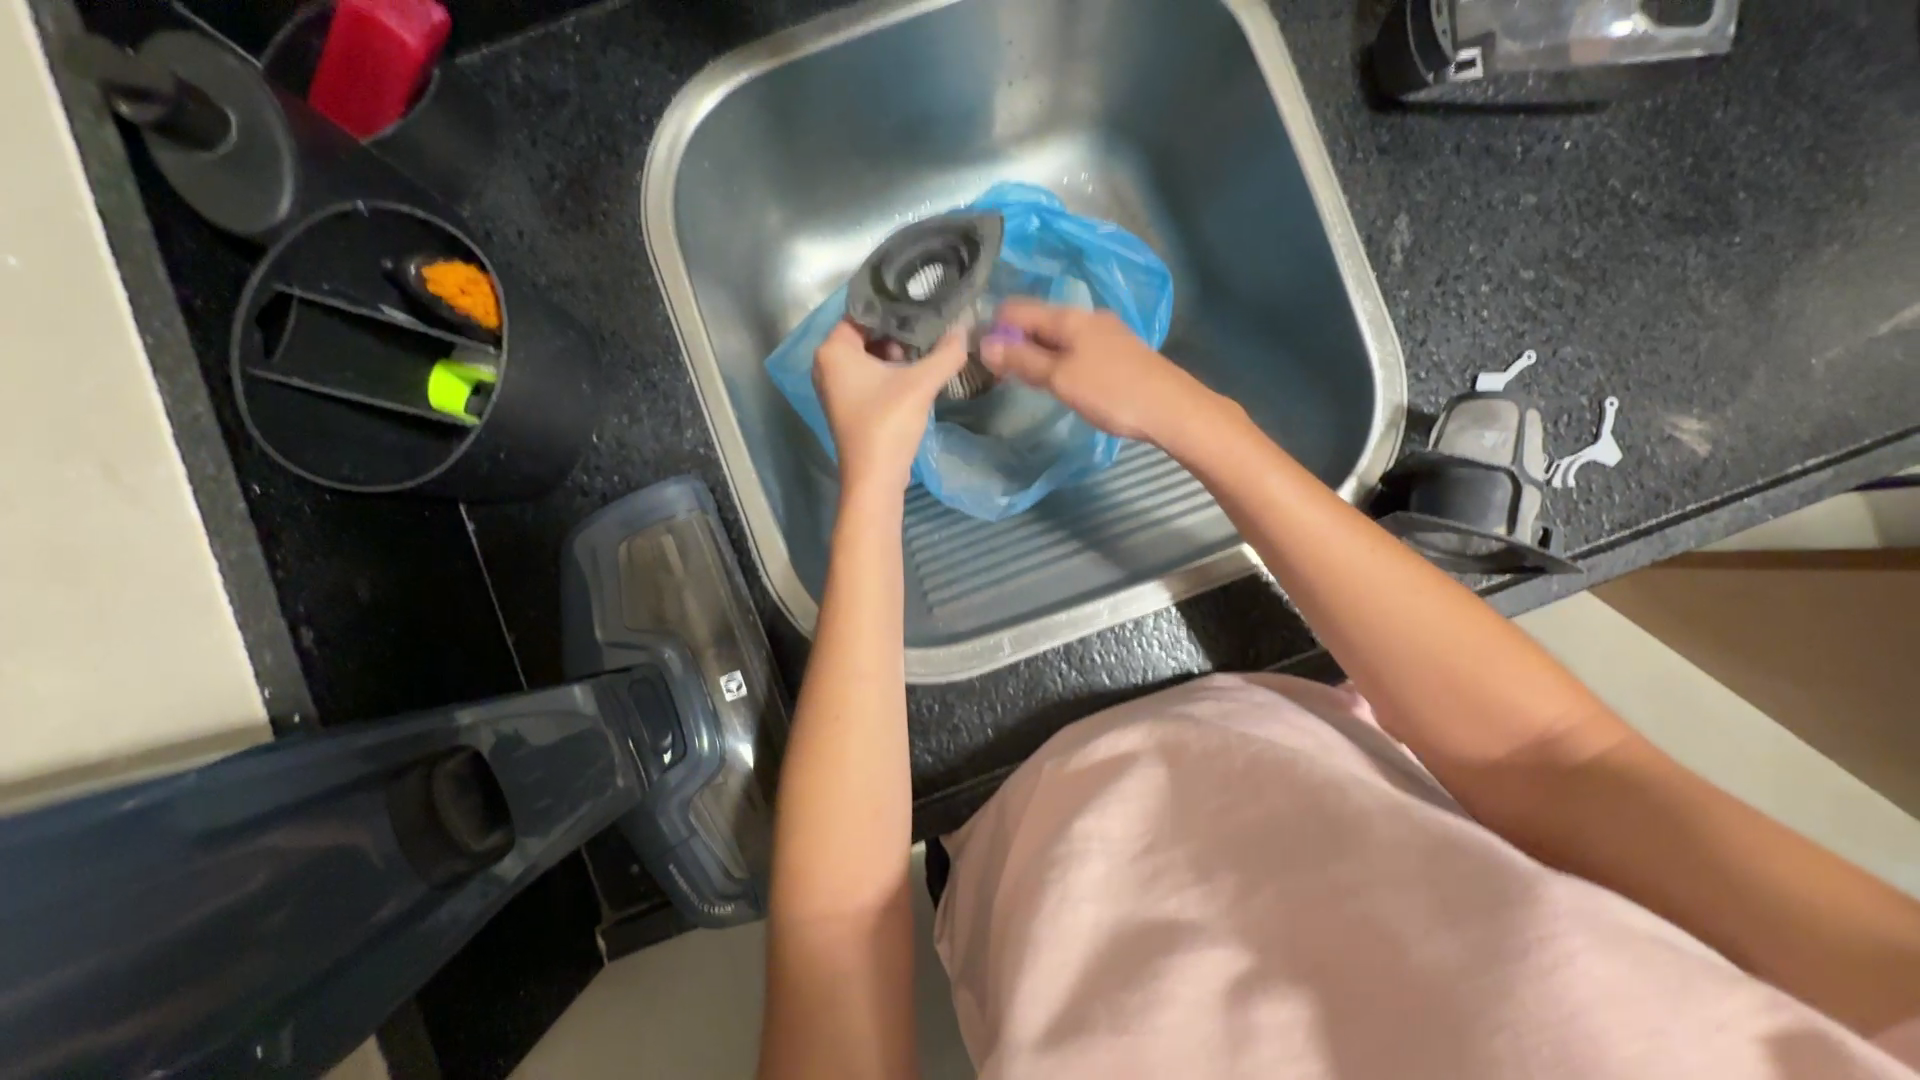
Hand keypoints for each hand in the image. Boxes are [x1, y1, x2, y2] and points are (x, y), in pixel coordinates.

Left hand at [812, 321, 967, 491]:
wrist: (875, 477)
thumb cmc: (888, 423)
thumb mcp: (921, 383)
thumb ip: (946, 353)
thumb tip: (965, 329)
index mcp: (833, 349)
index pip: (862, 311)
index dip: (892, 307)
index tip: (921, 302)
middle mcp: (826, 364)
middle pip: (865, 333)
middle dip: (896, 331)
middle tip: (928, 327)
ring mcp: (834, 387)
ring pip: (868, 356)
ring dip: (894, 353)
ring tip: (925, 350)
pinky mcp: (846, 405)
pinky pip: (867, 376)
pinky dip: (887, 372)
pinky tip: (914, 375)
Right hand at [979, 299, 1223, 446]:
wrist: (1173, 409)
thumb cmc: (1112, 393)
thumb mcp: (1060, 378)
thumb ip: (1022, 359)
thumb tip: (985, 342)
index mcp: (1069, 317)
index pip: (1016, 308)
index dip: (994, 328)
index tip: (981, 358)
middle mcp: (1086, 316)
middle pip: (1037, 321)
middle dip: (1015, 341)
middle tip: (999, 375)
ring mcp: (1105, 333)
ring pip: (1057, 336)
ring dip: (1037, 353)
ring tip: (1027, 382)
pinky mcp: (1118, 352)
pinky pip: (1075, 348)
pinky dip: (1059, 360)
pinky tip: (1061, 383)